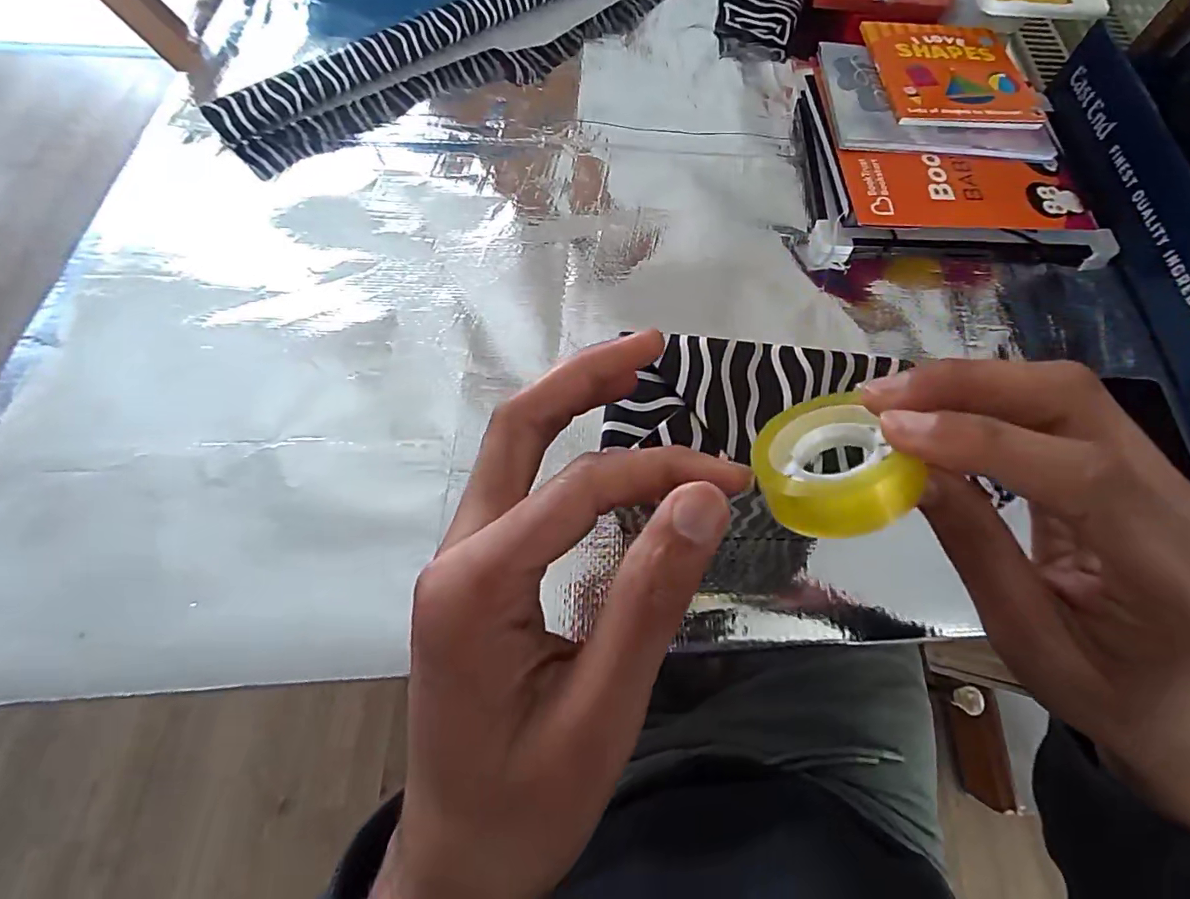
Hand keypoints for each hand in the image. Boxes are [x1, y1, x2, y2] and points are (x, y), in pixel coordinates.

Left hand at [375, 331, 752, 898]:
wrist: (459, 864)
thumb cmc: (527, 801)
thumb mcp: (602, 712)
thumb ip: (650, 600)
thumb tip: (704, 499)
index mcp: (473, 587)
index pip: (579, 487)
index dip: (662, 472)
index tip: (732, 485)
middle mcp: (457, 553)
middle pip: (515, 428)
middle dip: (584, 376)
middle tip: (651, 343)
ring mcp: (464, 557)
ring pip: (515, 447)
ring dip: (575, 399)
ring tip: (636, 369)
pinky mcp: (483, 569)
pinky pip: (527, 483)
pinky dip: (574, 446)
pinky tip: (616, 447)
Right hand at [861, 360, 1189, 828]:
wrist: (1162, 703)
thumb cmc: (1096, 693)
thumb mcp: (1024, 640)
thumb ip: (976, 547)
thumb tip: (913, 467)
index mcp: (1178, 580)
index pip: (1085, 476)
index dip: (985, 441)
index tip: (898, 430)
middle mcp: (1184, 507)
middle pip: (1078, 403)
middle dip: (973, 386)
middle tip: (887, 394)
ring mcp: (1166, 474)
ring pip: (1068, 392)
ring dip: (977, 383)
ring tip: (902, 394)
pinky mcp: (1135, 460)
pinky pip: (1062, 409)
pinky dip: (993, 398)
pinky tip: (944, 404)